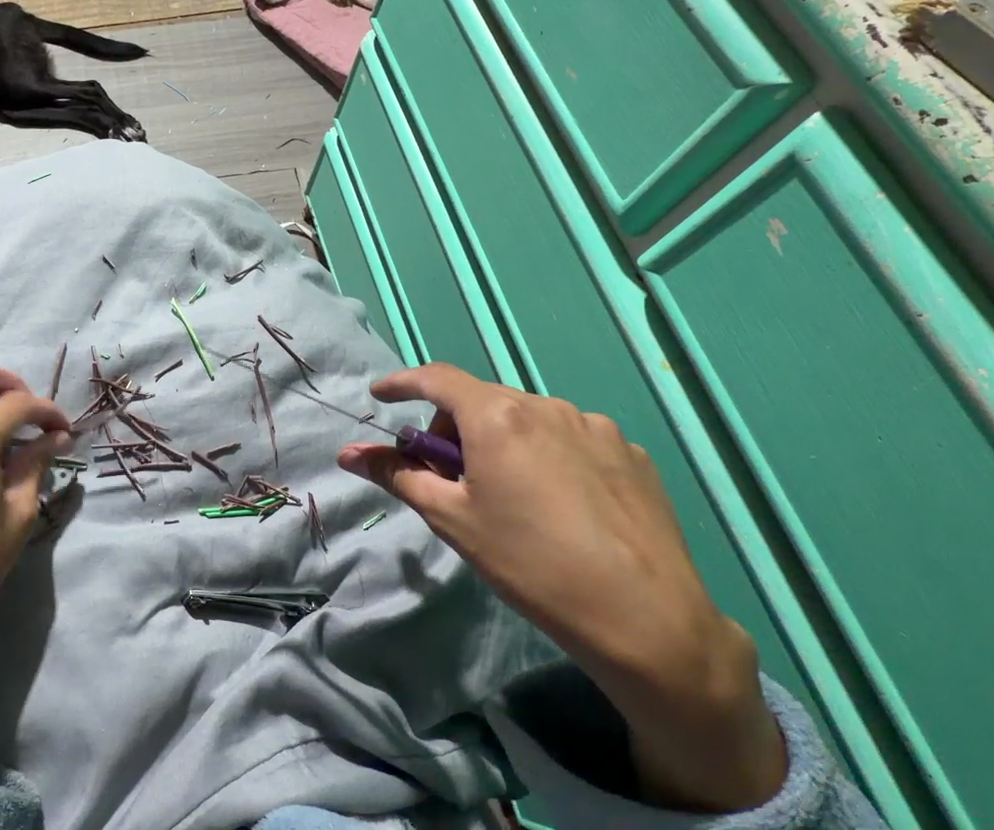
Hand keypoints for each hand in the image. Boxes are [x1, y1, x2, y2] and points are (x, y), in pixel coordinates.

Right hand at [338, 364, 786, 812]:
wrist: (644, 616)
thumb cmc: (529, 563)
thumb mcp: (451, 519)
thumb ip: (398, 475)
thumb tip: (349, 453)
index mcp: (497, 416)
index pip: (437, 378)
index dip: (403, 383)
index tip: (381, 397)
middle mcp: (547, 406)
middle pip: (484, 401)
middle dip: (455, 429)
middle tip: (450, 480)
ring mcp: (596, 427)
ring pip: (530, 421)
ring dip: (504, 442)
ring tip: (511, 499)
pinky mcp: (631, 454)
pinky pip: (572, 440)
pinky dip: (549, 457)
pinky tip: (561, 508)